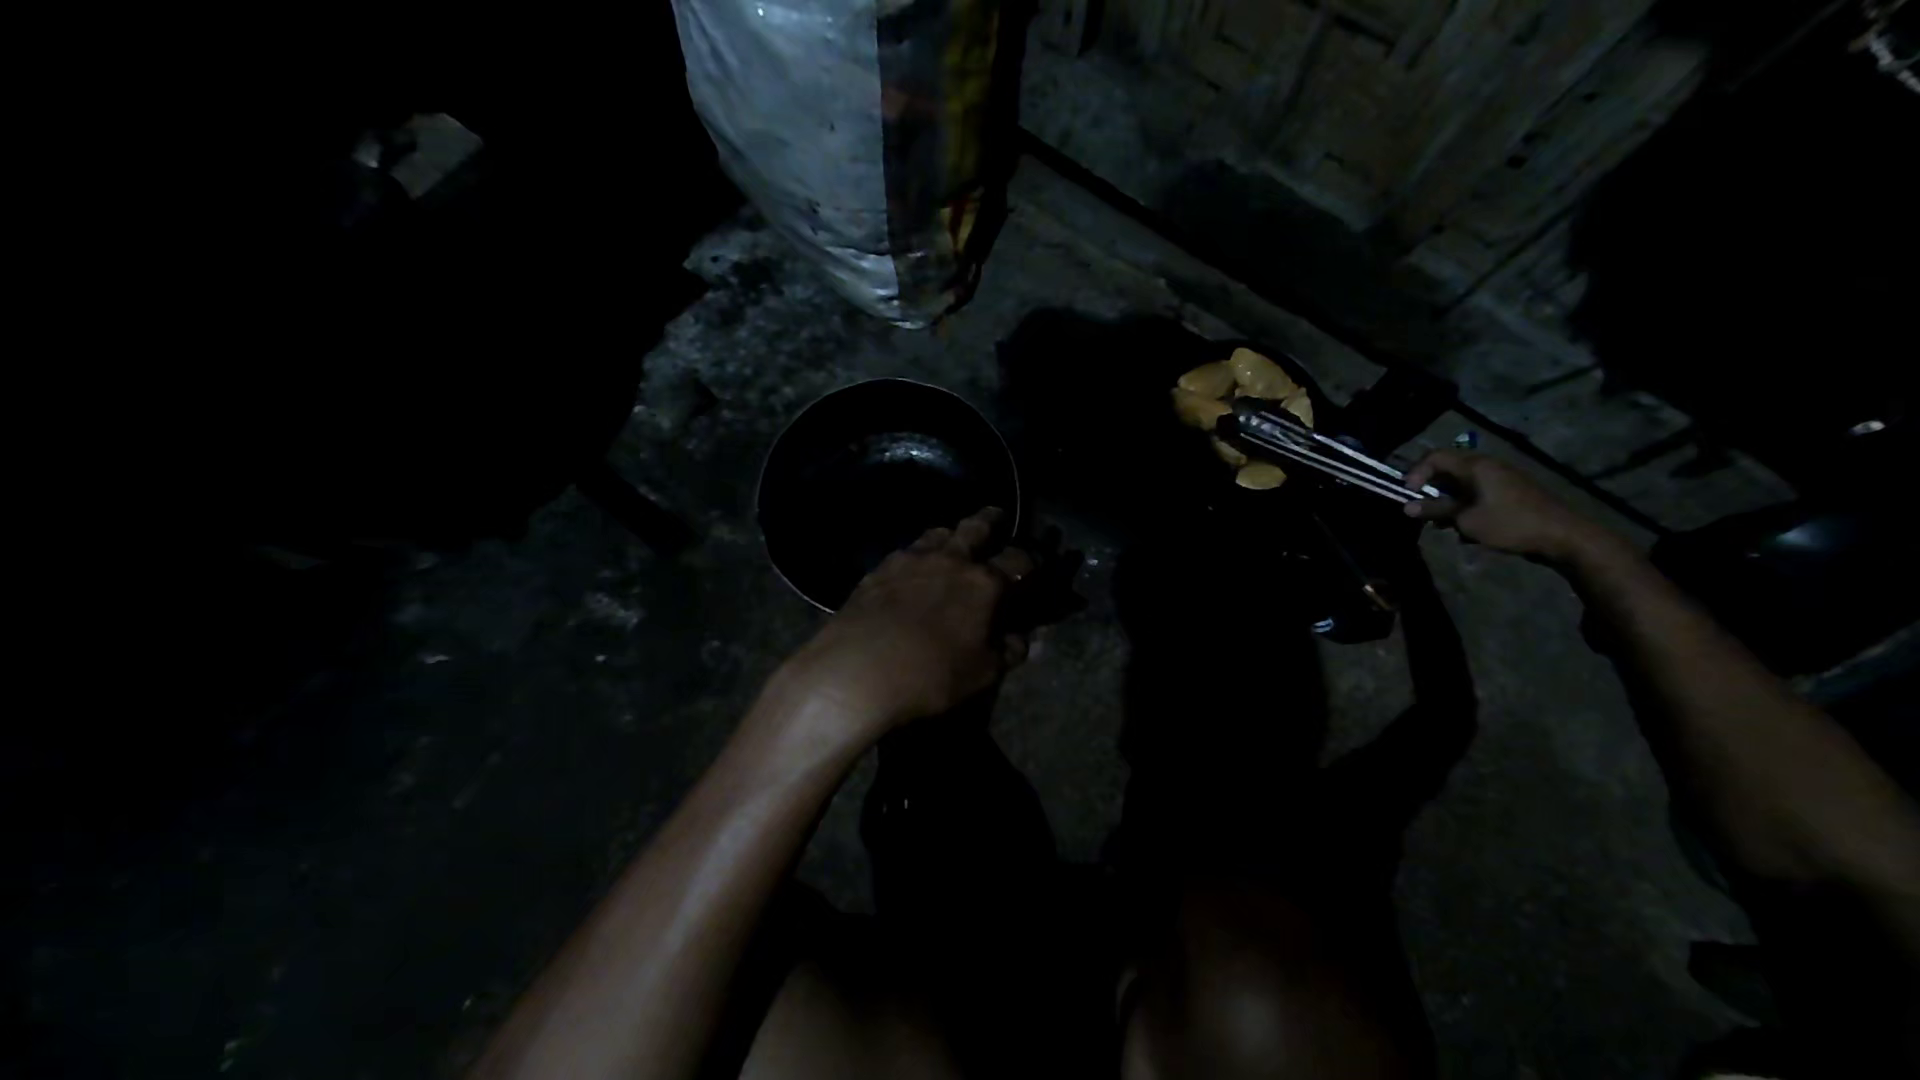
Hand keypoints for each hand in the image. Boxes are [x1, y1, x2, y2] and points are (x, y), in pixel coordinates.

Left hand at [783, 507, 1033, 736]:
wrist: (858, 669)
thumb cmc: (931, 675)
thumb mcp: (982, 673)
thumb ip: (1007, 651)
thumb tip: (1022, 640)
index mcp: (984, 584)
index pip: (1019, 560)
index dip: (1032, 561)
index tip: (1036, 563)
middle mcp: (951, 560)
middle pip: (976, 527)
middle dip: (991, 520)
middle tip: (996, 516)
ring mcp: (911, 559)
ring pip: (937, 533)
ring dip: (950, 534)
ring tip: (952, 541)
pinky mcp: (879, 569)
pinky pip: (906, 551)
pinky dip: (917, 553)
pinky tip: (912, 568)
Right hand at [1401, 451, 1606, 561]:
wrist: (1564, 536)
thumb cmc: (1510, 524)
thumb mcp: (1466, 520)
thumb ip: (1436, 511)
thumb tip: (1407, 507)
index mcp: (1476, 466)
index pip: (1434, 457)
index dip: (1416, 473)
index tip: (1409, 494)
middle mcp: (1489, 465)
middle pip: (1448, 468)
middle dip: (1431, 488)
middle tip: (1423, 509)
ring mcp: (1503, 476)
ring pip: (1463, 481)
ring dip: (1448, 499)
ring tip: (1444, 522)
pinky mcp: (1512, 490)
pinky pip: (1479, 490)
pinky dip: (1465, 503)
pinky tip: (1467, 525)